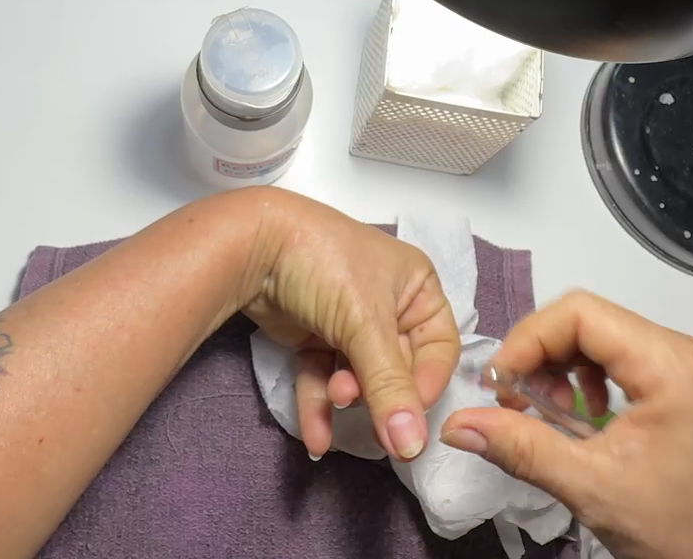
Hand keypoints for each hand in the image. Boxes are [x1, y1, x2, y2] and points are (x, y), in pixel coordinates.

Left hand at [227, 187, 461, 462]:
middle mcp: (388, 303)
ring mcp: (349, 320)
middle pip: (397, 367)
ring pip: (359, 376)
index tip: (407, 419)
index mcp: (415, 286)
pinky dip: (319, 405)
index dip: (426, 385)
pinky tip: (315, 439)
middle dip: (376, 391)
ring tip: (332, 398)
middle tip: (353, 400)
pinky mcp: (314, 334)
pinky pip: (325, 376)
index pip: (439, 348)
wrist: (253, 245)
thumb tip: (412, 447)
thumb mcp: (364, 322)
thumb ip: (388, 386)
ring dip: (347, 398)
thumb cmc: (324, 265)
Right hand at [439, 291, 692, 558]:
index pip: (580, 314)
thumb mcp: (593, 490)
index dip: (529, 339)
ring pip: (597, 336)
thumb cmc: (682, 537)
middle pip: (587, 320)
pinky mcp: (678, 384)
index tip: (498, 383)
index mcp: (669, 364)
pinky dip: (581, 378)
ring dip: (557, 365)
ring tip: (541, 410)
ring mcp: (681, 366)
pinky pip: (615, 358)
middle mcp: (678, 350)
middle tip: (512, 399)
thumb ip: (522, 448)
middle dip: (539, 354)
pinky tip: (576, 416)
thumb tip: (456, 425)